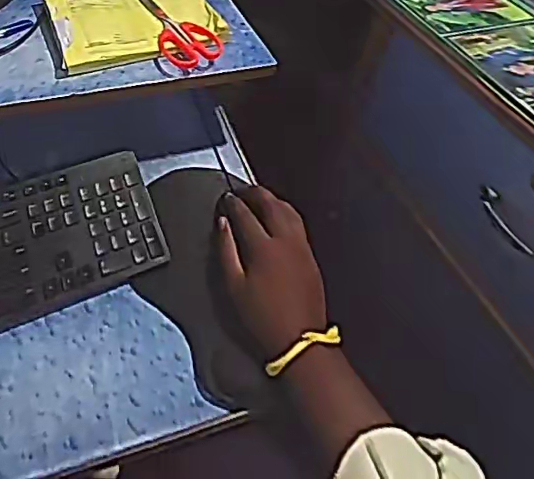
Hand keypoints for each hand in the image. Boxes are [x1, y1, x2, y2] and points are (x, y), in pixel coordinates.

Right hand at [215, 184, 328, 357]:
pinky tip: (277, 216)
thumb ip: (225, 249)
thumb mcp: (233, 285)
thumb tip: (222, 222)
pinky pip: (298, 223)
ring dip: (271, 199)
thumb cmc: (261, 316)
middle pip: (270, 203)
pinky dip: (284, 211)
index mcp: (263, 247)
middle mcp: (285, 241)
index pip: (244, 213)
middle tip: (240, 192)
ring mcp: (301, 247)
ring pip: (288, 210)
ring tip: (258, 198)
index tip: (224, 199)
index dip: (232, 202)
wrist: (300, 342)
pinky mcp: (311, 256)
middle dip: (253, 193)